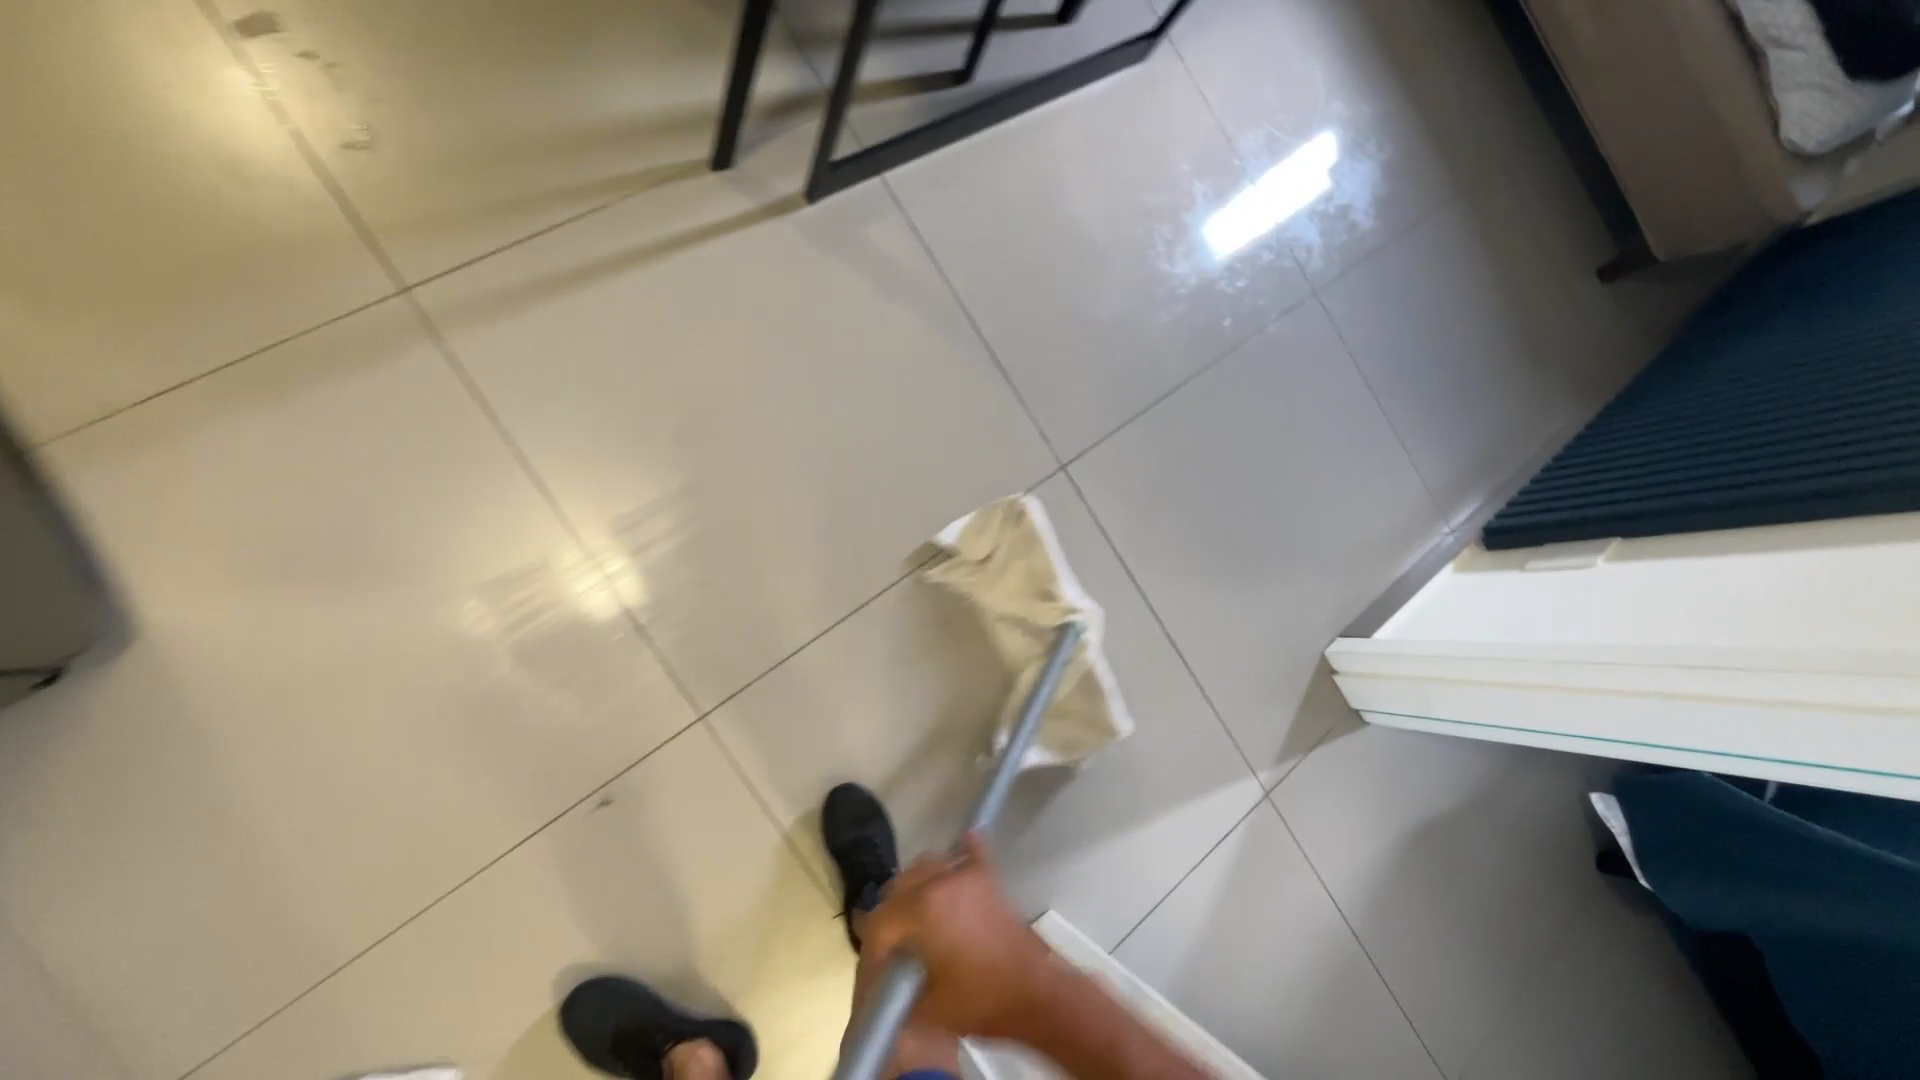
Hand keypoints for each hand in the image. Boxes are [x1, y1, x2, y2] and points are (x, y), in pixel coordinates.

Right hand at [858, 831, 1059, 1040]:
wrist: (1035, 994)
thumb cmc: (980, 1002)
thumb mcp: (928, 1008)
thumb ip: (895, 993)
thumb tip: (877, 989)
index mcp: (920, 911)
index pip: (878, 922)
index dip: (872, 949)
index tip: (876, 972)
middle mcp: (939, 882)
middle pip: (897, 887)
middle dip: (889, 916)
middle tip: (893, 948)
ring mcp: (966, 876)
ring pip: (926, 866)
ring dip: (915, 886)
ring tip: (915, 915)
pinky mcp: (988, 878)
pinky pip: (969, 852)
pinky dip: (960, 852)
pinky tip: (956, 854)